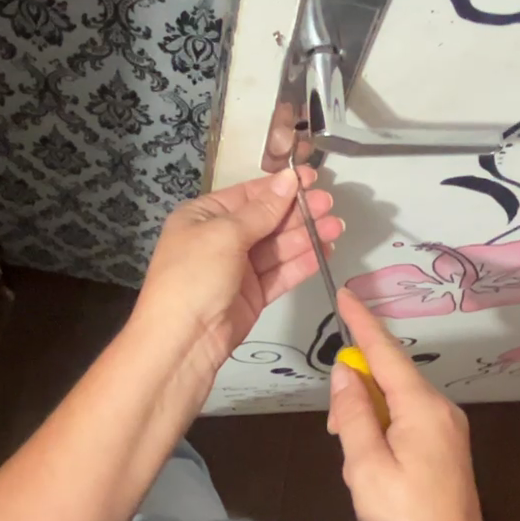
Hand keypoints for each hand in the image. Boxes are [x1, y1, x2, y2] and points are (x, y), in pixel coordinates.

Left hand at [133, 151, 341, 375]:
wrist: (183, 341)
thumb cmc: (193, 278)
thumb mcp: (224, 235)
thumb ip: (261, 210)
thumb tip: (288, 179)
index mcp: (202, 217)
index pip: (247, 195)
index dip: (280, 187)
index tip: (312, 179)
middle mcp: (219, 239)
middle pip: (266, 220)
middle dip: (298, 212)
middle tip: (329, 205)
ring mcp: (237, 269)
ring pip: (277, 247)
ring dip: (306, 236)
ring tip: (336, 227)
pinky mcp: (252, 295)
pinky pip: (280, 273)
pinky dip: (302, 262)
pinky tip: (324, 251)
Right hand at [326, 288, 490, 520]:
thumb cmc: (403, 518)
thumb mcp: (365, 466)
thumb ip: (353, 414)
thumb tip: (344, 373)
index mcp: (422, 408)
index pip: (385, 352)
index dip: (362, 322)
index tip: (344, 293)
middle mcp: (440, 409)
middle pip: (390, 375)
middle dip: (356, 388)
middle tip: (336, 431)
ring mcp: (446, 428)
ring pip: (396, 398)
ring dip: (366, 412)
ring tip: (352, 454)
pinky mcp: (445, 447)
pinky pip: (405, 417)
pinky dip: (381, 425)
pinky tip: (371, 456)